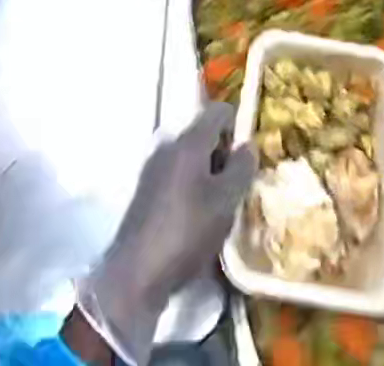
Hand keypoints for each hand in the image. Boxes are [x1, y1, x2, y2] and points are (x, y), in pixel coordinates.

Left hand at [77, 103, 256, 364]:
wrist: (135, 272)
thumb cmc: (187, 231)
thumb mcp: (226, 201)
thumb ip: (242, 167)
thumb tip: (248, 144)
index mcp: (188, 139)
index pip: (219, 111)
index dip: (238, 127)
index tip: (246, 157)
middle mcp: (167, 141)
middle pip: (203, 131)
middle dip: (222, 151)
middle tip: (235, 183)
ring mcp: (152, 163)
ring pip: (189, 153)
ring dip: (206, 169)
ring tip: (218, 202)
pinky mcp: (144, 186)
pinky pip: (176, 170)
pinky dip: (190, 181)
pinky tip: (195, 212)